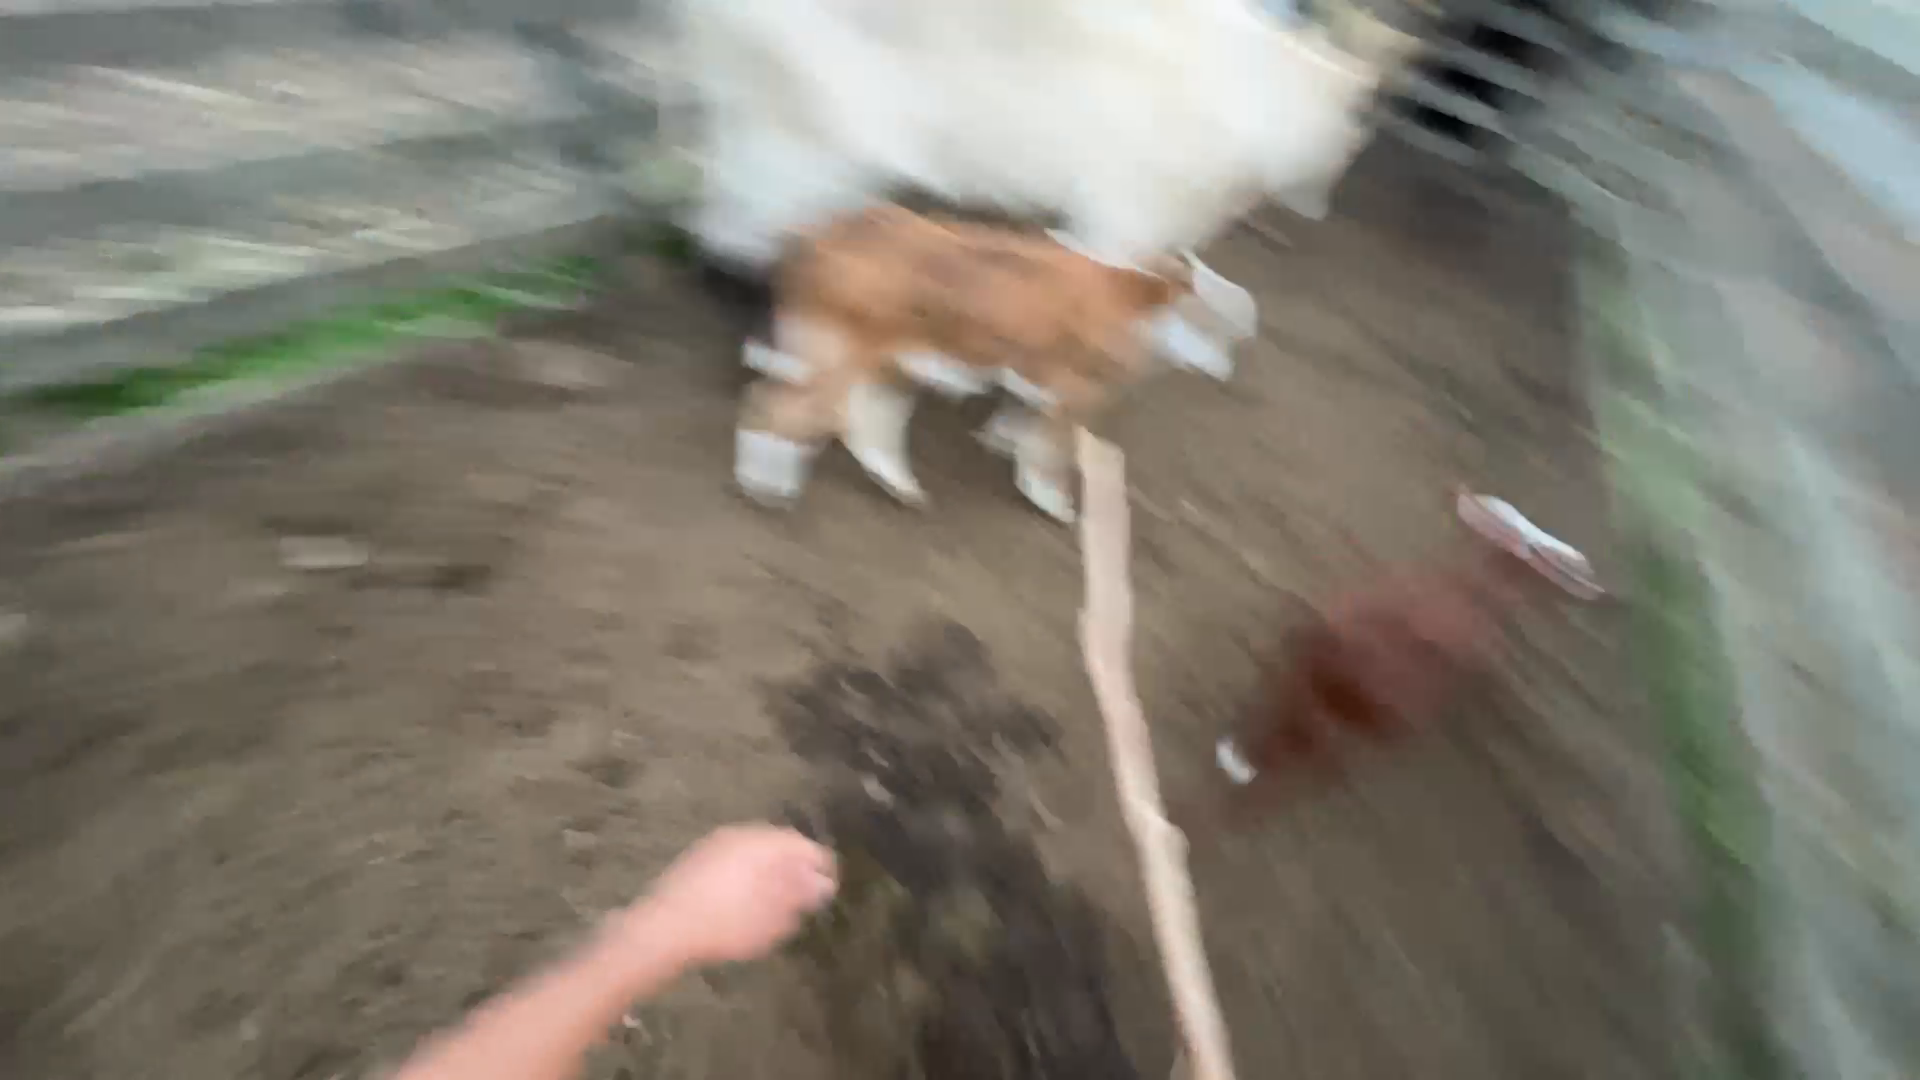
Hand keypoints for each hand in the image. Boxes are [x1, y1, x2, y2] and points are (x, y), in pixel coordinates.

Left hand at [628, 824, 837, 968]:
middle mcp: (743, 834)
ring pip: (757, 851)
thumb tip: (823, 883)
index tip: (829, 885)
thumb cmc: (723, 924)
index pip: (803, 845)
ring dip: (772, 871)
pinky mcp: (699, 857)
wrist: (660, 931)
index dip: (820, 864)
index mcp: (763, 843)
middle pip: (780, 845)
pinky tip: (745, 899)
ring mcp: (718, 843)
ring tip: (776, 901)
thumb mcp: (769, 917)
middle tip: (805, 895)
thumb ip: (799, 896)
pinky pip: (737, 858)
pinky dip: (749, 874)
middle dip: (795, 868)